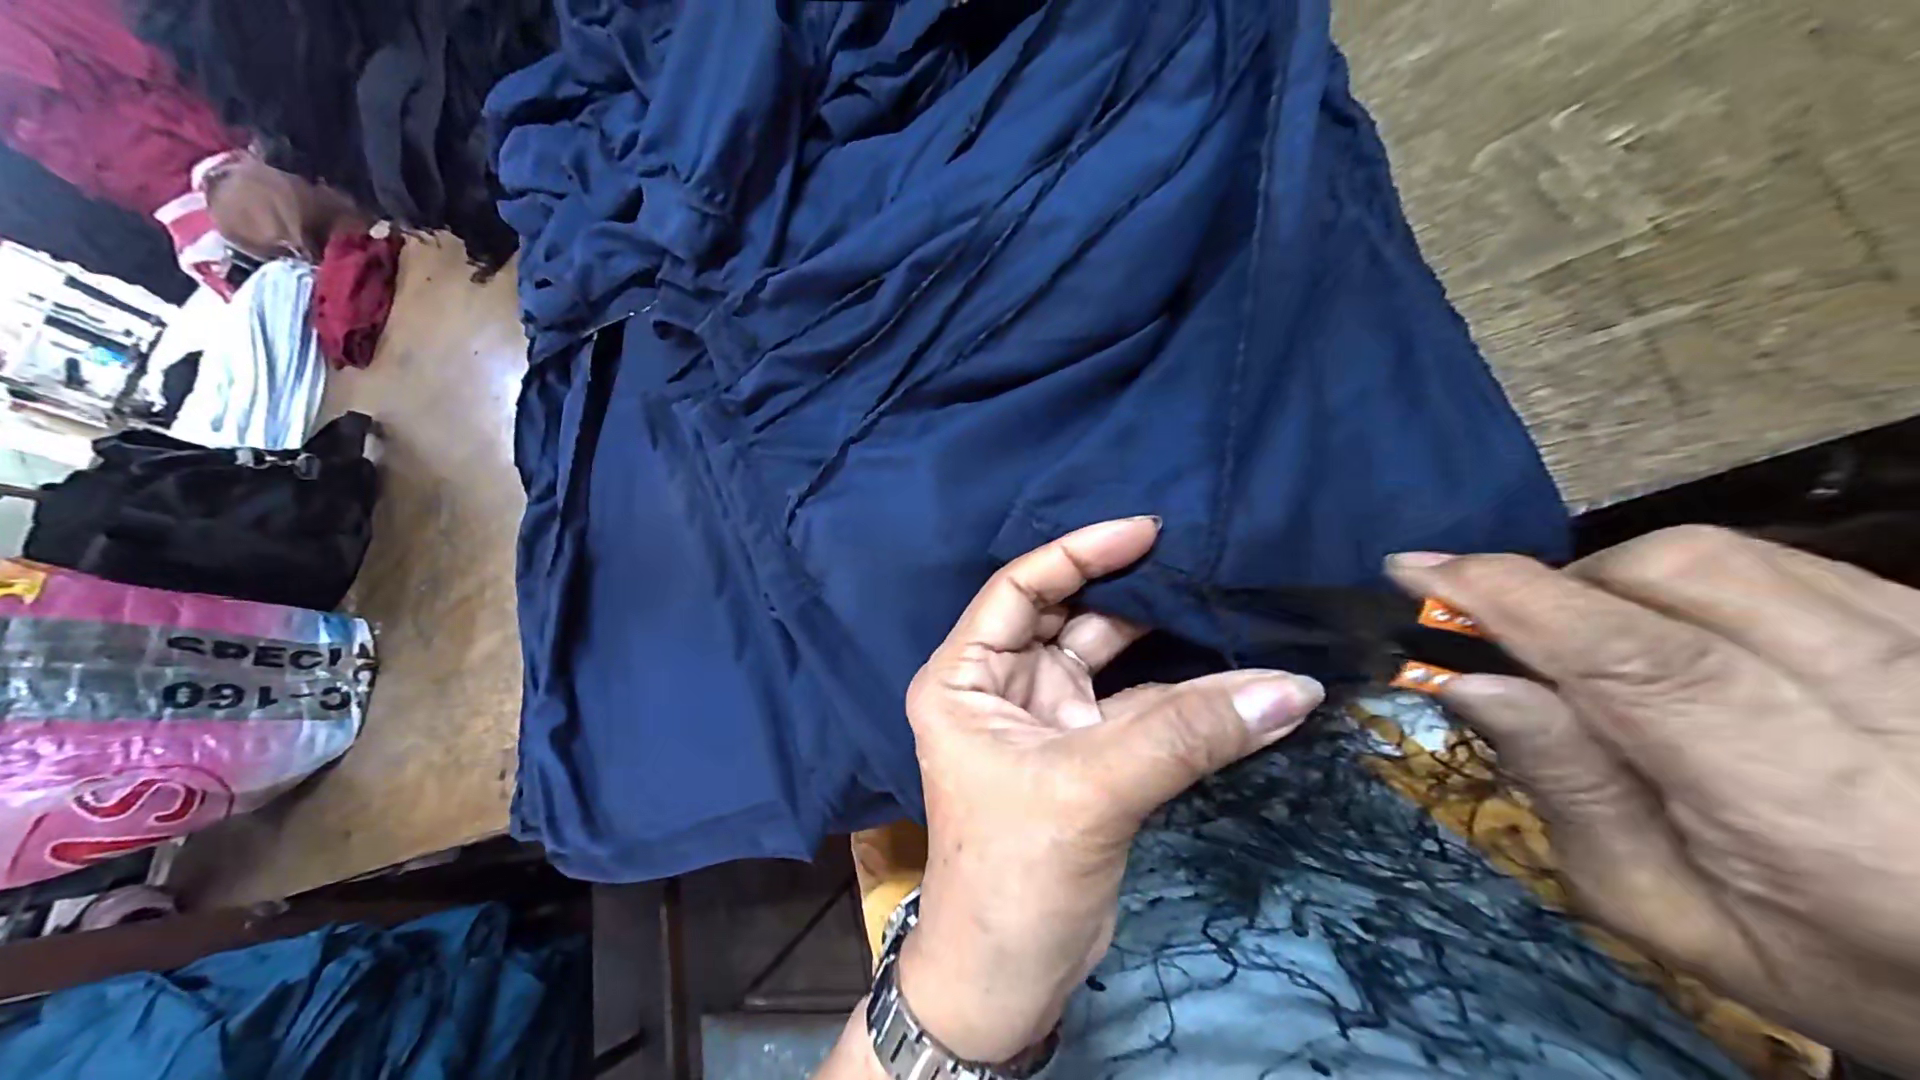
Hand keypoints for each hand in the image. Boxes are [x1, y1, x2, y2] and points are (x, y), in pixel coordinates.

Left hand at [896, 516, 1323, 1062]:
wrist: (1008, 979)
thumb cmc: (1013, 876)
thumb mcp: (1089, 790)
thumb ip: (1185, 734)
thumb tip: (1290, 687)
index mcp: (965, 676)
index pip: (1020, 587)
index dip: (1079, 551)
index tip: (1147, 529)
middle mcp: (1001, 684)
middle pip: (1067, 614)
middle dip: (1127, 588)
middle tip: (1197, 559)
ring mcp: (1046, 716)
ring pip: (1107, 658)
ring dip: (1164, 640)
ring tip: (1225, 603)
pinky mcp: (1084, 751)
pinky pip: (1136, 705)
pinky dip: (1181, 694)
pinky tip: (1234, 676)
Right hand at [1386, 526, 1919, 1074]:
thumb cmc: (1821, 957)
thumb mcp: (1659, 907)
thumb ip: (1565, 787)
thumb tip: (1465, 681)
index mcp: (1822, 819)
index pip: (1644, 665)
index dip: (1516, 600)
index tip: (1414, 571)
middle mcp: (1904, 712)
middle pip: (1679, 578)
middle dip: (1556, 587)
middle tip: (1511, 636)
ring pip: (1723, 554)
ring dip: (1611, 581)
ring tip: (1595, 641)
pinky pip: (1777, 559)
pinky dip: (1679, 581)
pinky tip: (1674, 633)